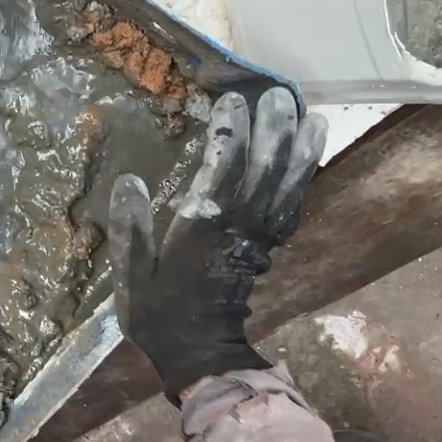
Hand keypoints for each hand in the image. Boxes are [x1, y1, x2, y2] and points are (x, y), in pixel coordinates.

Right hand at [108, 87, 325, 401]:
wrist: (199, 348)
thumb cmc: (157, 310)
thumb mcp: (130, 271)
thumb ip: (132, 225)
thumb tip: (130, 180)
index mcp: (203, 227)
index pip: (222, 168)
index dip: (229, 133)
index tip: (230, 102)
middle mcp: (239, 224)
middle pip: (265, 167)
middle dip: (273, 128)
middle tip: (278, 93)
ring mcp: (260, 234)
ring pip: (289, 182)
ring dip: (301, 146)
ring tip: (311, 113)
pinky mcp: (268, 244)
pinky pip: (293, 202)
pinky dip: (305, 174)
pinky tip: (310, 154)